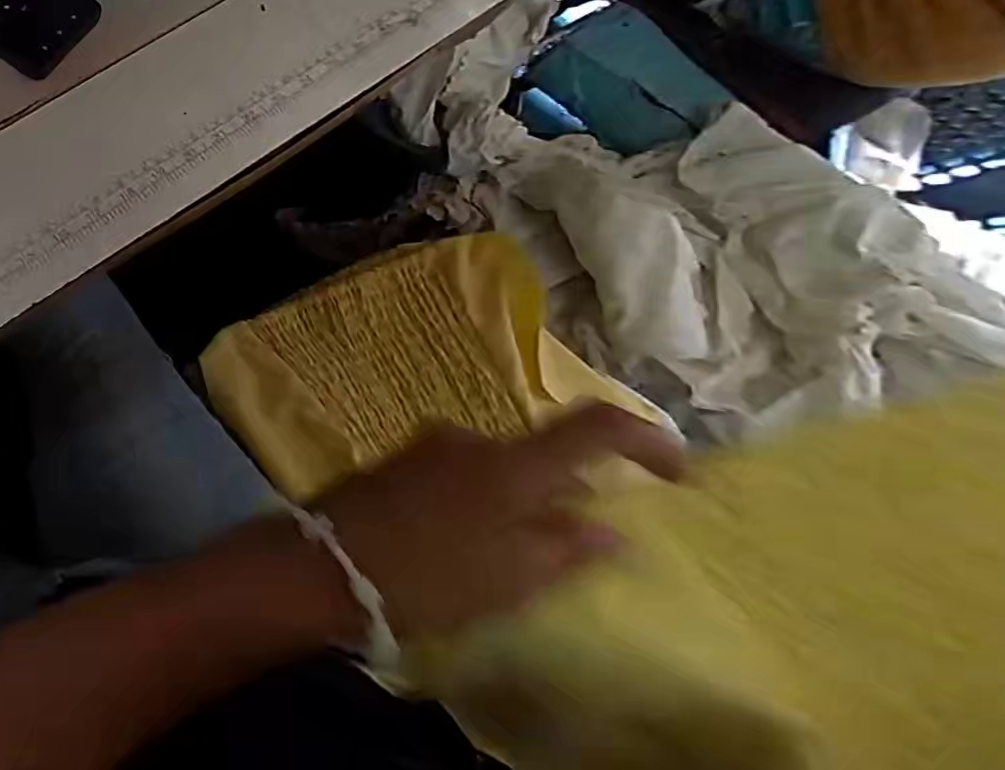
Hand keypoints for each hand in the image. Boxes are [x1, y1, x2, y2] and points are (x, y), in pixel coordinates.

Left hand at [315, 402, 685, 638]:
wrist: (328, 562)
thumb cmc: (429, 575)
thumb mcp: (510, 579)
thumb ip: (565, 548)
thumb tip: (610, 529)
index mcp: (509, 465)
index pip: (590, 426)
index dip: (644, 438)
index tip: (676, 470)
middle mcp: (471, 440)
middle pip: (540, 453)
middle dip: (570, 490)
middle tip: (580, 543)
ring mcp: (430, 445)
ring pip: (499, 466)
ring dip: (521, 499)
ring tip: (516, 553)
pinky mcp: (402, 459)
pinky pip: (463, 471)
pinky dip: (484, 497)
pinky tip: (470, 539)